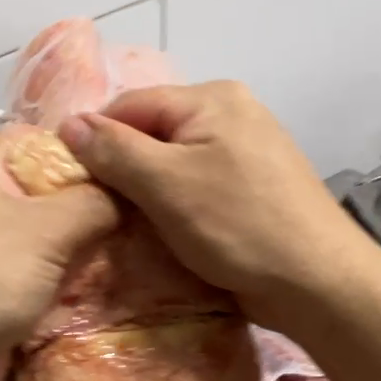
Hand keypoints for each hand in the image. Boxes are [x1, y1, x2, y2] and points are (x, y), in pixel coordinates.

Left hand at [0, 126, 120, 380]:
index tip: (125, 165)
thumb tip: (133, 190)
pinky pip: (38, 263)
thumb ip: (97, 199)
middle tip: (138, 207)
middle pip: (45, 184)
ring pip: (45, 227)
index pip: (37, 137)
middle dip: (89, 195)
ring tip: (130, 240)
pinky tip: (100, 273)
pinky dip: (65, 267)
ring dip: (81, 236)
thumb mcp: (50, 228)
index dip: (80, 146)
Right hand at [58, 82, 380, 320]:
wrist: (313, 281)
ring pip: (169, 163)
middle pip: (149, 132)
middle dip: (119, 169)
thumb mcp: (165, 185)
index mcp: (209, 99)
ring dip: (142, 192)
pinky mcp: (248, 187)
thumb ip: (114, 151)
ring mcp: (242, 150)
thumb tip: (67, 125)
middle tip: (93, 211)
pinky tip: (160, 233)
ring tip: (122, 226)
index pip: (127, 106)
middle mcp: (229, 113)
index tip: (70, 185)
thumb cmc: (236, 226)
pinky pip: (192, 185)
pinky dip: (170, 205)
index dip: (93, 141)